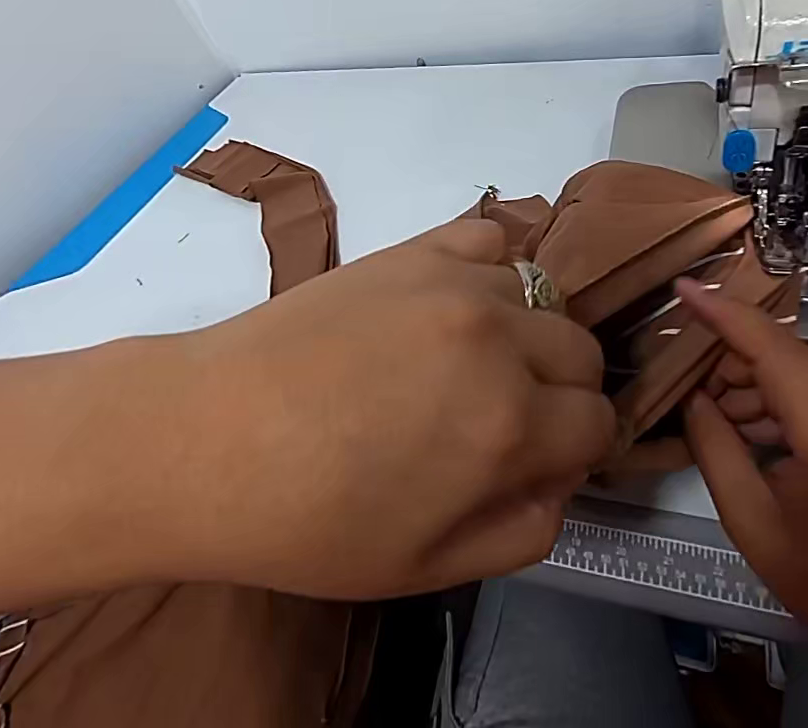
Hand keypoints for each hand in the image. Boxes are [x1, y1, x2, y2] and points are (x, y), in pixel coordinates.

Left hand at [111, 219, 613, 599]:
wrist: (209, 436)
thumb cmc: (312, 518)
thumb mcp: (427, 568)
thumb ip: (524, 531)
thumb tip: (560, 480)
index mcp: (509, 425)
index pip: (599, 423)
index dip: (575, 450)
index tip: (534, 458)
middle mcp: (499, 339)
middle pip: (582, 352)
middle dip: (560, 391)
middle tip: (503, 413)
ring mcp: (457, 283)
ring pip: (543, 297)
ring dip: (524, 332)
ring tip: (468, 357)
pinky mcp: (417, 249)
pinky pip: (490, 240)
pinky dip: (490, 271)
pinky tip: (456, 302)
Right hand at [677, 276, 807, 644]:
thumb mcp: (753, 526)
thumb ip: (715, 450)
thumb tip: (695, 399)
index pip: (775, 353)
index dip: (725, 314)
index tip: (684, 287)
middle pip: (791, 357)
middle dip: (735, 358)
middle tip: (695, 388)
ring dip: (761, 382)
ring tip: (725, 419)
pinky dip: (789, 401)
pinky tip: (763, 431)